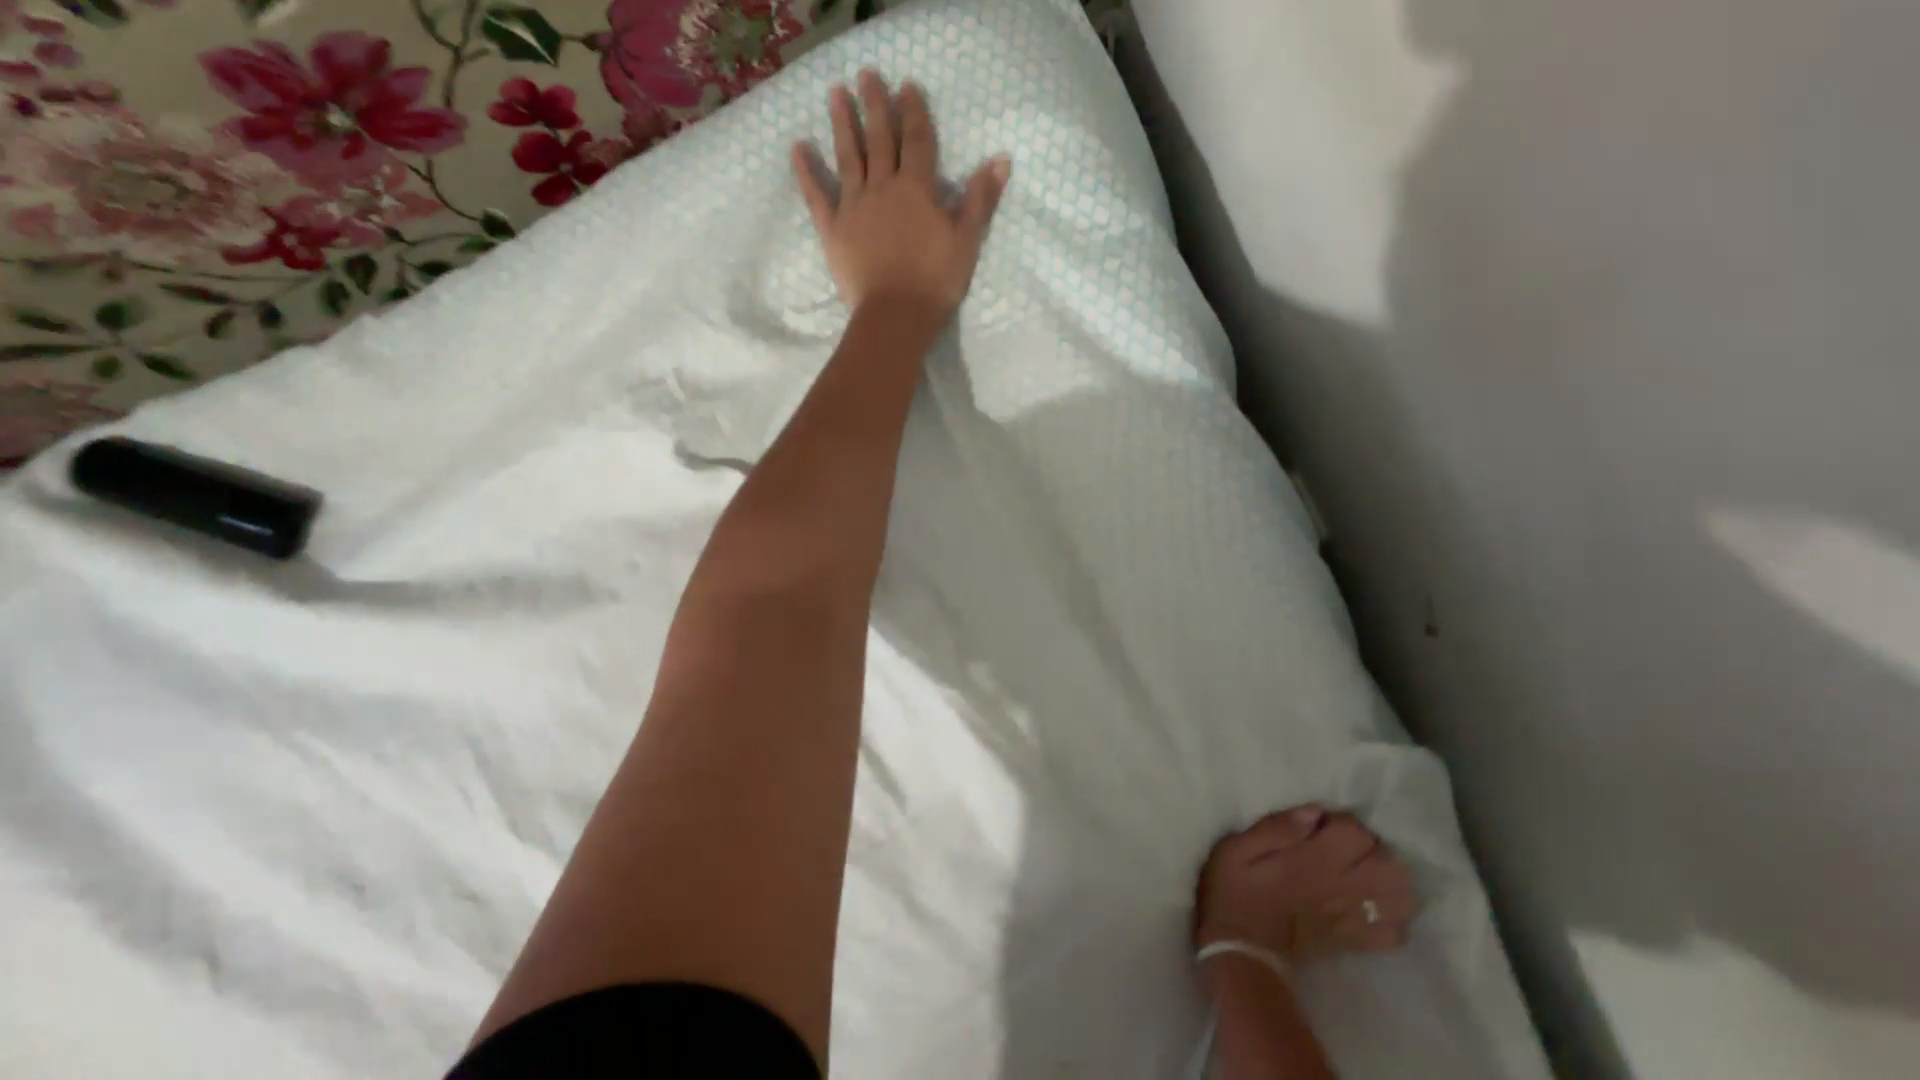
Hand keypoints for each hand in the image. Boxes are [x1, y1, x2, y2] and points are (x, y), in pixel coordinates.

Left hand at [791, 70, 1010, 315]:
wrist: (895, 314)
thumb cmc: (936, 280)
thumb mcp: (967, 240)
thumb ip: (980, 198)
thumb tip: (1000, 159)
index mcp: (917, 189)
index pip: (917, 140)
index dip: (913, 111)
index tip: (906, 85)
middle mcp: (882, 187)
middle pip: (879, 138)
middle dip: (875, 104)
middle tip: (866, 74)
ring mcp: (853, 206)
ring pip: (848, 156)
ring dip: (842, 123)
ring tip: (835, 93)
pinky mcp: (832, 229)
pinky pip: (816, 195)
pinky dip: (806, 171)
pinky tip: (798, 148)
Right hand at [1194, 805, 1418, 965]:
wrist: (1239, 948)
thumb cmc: (1234, 892)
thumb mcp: (1236, 849)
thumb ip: (1275, 828)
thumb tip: (1314, 811)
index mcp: (1313, 860)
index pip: (1355, 832)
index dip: (1343, 822)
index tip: (1321, 827)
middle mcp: (1341, 886)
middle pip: (1390, 863)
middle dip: (1375, 850)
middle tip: (1347, 850)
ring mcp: (1352, 916)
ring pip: (1401, 897)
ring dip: (1391, 882)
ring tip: (1366, 876)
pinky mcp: (1354, 941)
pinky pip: (1394, 933)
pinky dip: (1393, 920)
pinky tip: (1373, 909)